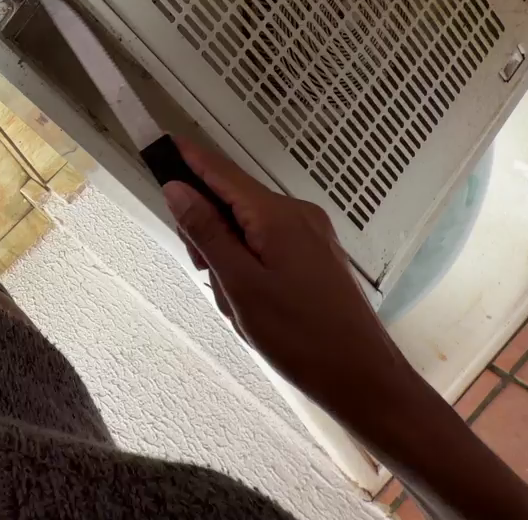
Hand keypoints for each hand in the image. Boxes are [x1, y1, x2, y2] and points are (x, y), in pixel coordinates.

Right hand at [161, 138, 423, 421]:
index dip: (187, 157)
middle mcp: (296, 213)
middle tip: (204, 270)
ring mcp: (311, 233)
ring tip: (235, 300)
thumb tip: (176, 187)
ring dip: (228, 254)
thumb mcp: (239, 283)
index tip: (158, 142)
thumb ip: (205, 231)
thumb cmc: (299, 336)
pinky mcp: (316, 255)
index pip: (220, 171)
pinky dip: (248, 262)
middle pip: (231, 200)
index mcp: (276, 215)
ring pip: (246, 225)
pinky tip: (252, 301)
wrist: (369, 385)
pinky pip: (266, 242)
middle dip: (207, 229)